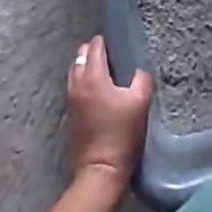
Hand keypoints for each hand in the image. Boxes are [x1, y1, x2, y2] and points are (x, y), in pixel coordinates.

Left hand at [66, 36, 152, 183]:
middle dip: (92, 50)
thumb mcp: (140, 102)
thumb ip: (142, 79)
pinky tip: (95, 88)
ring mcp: (71, 99)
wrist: (100, 169)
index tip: (114, 41)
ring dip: (85, 64)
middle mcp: (78, 84)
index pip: (94, 48)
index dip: (104, 41)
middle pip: (80, 56)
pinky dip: (82, 79)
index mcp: (94, 77)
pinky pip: (74, 85)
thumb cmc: (122, 133)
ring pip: (74, 70)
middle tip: (108, 53)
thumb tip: (139, 71)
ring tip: (101, 68)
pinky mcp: (70, 113)